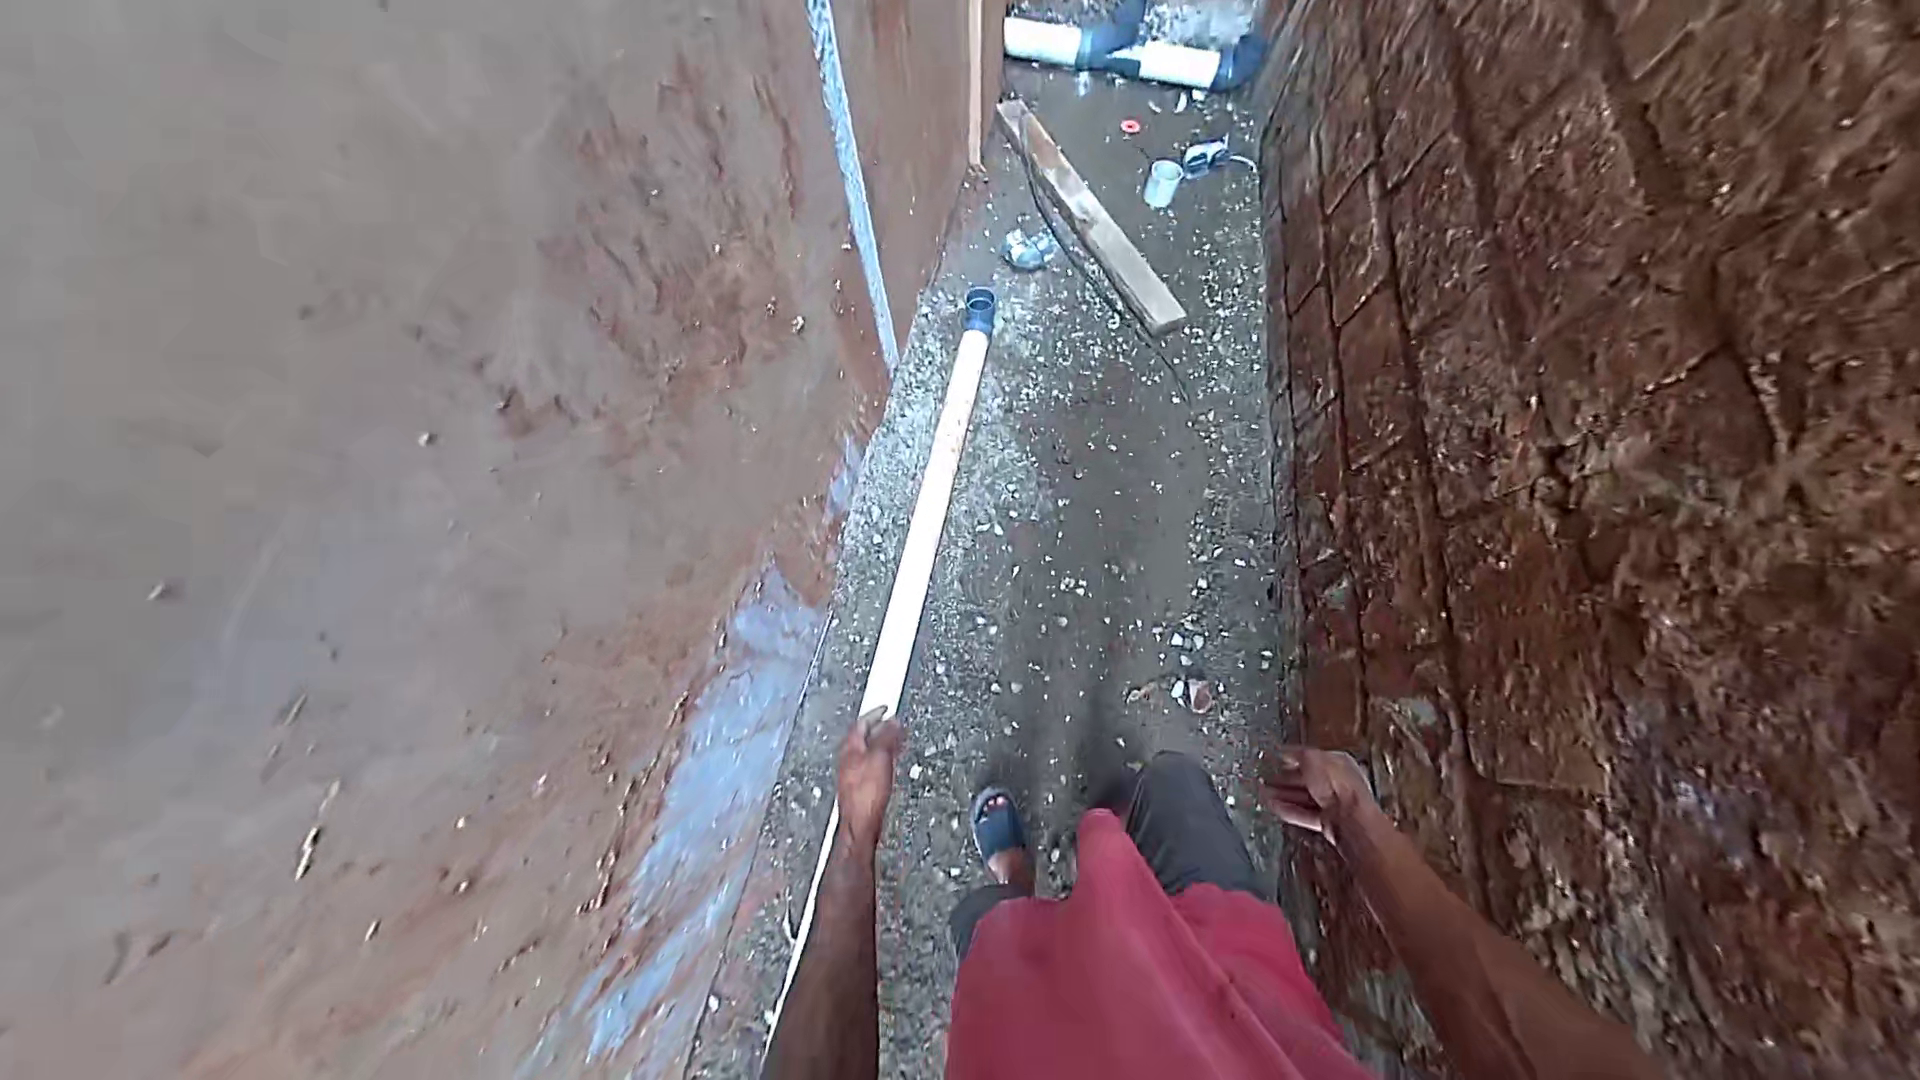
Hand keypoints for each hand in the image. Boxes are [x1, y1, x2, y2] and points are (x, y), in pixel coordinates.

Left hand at [836, 706, 903, 853]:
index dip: (875, 713)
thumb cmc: (865, 795)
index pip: (861, 723)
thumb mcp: (881, 757)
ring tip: (896, 741)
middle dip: (880, 728)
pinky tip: (889, 764)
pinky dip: (882, 759)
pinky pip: (872, 765)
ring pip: (868, 751)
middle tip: (894, 723)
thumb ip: (887, 737)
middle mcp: (848, 760)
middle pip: (864, 737)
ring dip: (882, 744)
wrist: (860, 826)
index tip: (886, 708)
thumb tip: (893, 721)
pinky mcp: (860, 788)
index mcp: (850, 748)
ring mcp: (852, 775)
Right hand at [1261, 745, 1375, 846]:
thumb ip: (1297, 754)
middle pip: (1306, 780)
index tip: (1277, 761)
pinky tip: (1274, 806)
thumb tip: (1286, 752)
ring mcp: (1333, 804)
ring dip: (1283, 796)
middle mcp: (1338, 784)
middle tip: (1266, 778)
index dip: (1292, 760)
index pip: (1311, 759)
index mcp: (1338, 763)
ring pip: (1303, 798)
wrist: (1350, 819)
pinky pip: (1304, 814)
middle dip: (1284, 780)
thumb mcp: (1311, 757)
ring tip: (1264, 793)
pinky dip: (1288, 810)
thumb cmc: (1338, 785)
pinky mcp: (1328, 822)